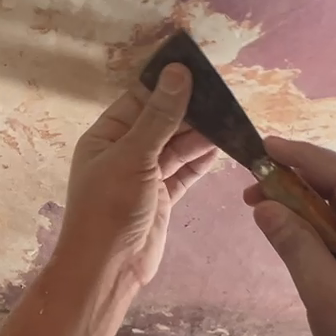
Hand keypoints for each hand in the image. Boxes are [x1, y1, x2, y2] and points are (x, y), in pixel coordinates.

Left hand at [56, 65, 218, 288]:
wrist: (109, 267)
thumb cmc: (109, 208)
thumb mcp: (133, 157)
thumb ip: (159, 117)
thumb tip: (178, 73)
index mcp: (105, 136)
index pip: (139, 99)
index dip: (167, 83)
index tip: (200, 68)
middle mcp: (123, 152)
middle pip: (162, 121)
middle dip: (190, 110)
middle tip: (225, 97)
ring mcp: (143, 175)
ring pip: (176, 146)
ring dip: (200, 136)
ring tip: (230, 120)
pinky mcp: (161, 196)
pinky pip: (184, 172)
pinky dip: (201, 161)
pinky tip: (222, 148)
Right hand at [243, 138, 335, 335]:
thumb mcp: (325, 298)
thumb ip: (296, 248)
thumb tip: (266, 206)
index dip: (307, 158)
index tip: (268, 148)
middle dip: (300, 172)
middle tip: (255, 172)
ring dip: (302, 195)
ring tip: (260, 196)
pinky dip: (311, 216)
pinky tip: (286, 219)